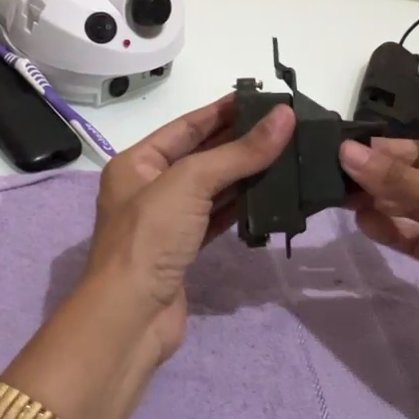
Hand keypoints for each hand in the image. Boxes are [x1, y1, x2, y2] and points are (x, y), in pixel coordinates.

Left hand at [84, 95, 293, 361]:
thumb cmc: (150, 238)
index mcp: (137, 162)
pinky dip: (241, 206)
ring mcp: (167, 221)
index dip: (224, 110)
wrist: (130, 318)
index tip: (264, 100)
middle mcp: (149, 187)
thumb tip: (284, 117)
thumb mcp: (191, 183)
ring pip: (212, 188)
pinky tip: (270, 195)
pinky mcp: (184, 250)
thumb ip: (239, 152)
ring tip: (288, 154)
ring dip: (246, 173)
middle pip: (202, 155)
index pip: (187, 126)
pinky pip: (217, 217)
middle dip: (240, 141)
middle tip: (285, 127)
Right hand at [340, 107, 418, 368]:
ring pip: (417, 200)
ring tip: (344, 197)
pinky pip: (418, 233)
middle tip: (344, 167)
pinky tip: (365, 223)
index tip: (396, 141)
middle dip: (389, 164)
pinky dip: (394, 229)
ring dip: (384, 197)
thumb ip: (402, 181)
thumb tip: (347, 153)